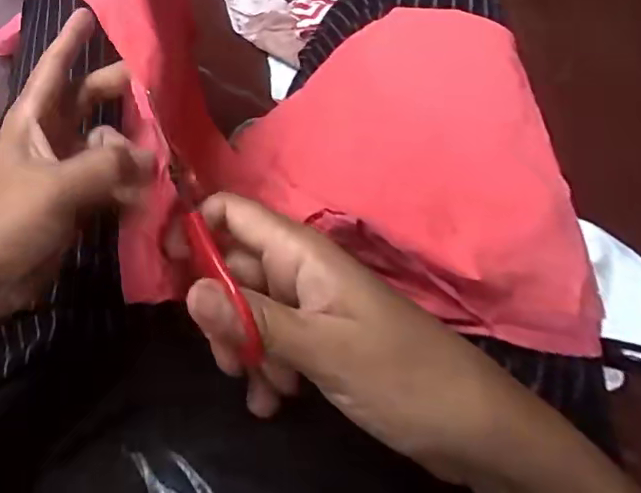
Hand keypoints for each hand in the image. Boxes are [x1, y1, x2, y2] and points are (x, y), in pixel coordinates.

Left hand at [0, 8, 152, 320]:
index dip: (70, 40)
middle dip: (118, 90)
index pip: (54, 67)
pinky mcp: (74, 201)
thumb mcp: (56, 187)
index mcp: (33, 118)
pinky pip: (109, 180)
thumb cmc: (7, 220)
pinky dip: (128, 184)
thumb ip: (107, 166)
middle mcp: (49, 136)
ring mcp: (62, 169)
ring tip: (163, 155)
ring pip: (105, 142)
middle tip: (155, 84)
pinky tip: (151, 194)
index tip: (88, 12)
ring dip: (131, 147)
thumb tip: (153, 156)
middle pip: (88, 99)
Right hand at [180, 195, 635, 491]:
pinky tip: (274, 403)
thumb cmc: (401, 375)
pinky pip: (270, 338)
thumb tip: (185, 290)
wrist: (475, 428)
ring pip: (247, 307)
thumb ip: (252, 319)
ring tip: (263, 389)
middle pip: (232, 265)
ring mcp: (308, 303)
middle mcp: (299, 268)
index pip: (232, 211)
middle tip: (225, 358)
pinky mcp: (317, 337)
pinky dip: (264, 368)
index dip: (194, 227)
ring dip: (243, 347)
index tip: (166, 267)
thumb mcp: (322, 351)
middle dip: (219, 309)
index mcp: (300, 251)